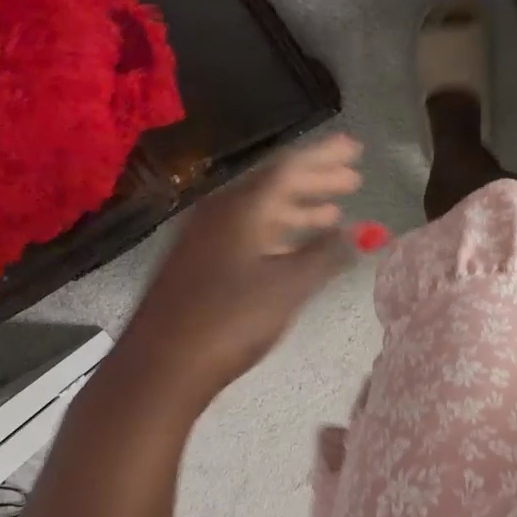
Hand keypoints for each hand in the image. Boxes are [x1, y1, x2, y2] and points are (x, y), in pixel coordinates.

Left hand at [123, 134, 363, 391]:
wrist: (161, 366)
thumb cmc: (229, 321)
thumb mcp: (288, 287)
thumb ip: (326, 254)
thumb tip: (356, 230)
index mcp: (241, 208)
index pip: (290, 167)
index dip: (326, 157)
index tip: (355, 149)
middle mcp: (220, 213)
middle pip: (275, 185)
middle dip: (317, 181)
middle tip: (353, 180)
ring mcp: (205, 238)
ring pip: (261, 211)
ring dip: (299, 209)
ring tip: (333, 213)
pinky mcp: (199, 263)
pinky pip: (248, 232)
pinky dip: (279, 233)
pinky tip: (296, 249)